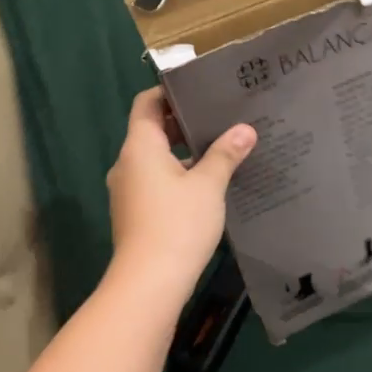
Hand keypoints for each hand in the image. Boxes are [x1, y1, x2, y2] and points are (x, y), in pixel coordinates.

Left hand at [105, 88, 255, 304]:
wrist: (150, 281)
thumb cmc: (178, 224)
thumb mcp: (209, 185)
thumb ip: (225, 154)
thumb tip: (245, 130)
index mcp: (140, 147)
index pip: (147, 104)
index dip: (170, 93)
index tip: (201, 91)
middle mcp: (127, 164)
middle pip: (152, 131)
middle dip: (184, 124)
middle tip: (221, 120)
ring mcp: (127, 191)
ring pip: (155, 160)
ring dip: (183, 154)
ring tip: (220, 152)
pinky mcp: (135, 213)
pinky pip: (156, 183)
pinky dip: (177, 177)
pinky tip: (207, 187)